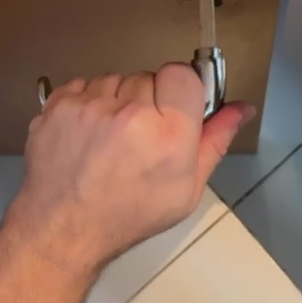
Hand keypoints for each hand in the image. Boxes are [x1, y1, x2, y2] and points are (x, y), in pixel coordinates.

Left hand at [4, 63, 252, 275]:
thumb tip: (243, 108)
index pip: (182, 74)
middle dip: (148, 100)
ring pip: (115, 79)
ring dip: (116, 100)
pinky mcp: (59, 104)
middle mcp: (130, 112)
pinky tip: (87, 134)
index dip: (179, 90)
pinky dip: (87, 102)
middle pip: (148, 77)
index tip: (172, 109)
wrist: (63, 228)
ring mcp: (90, 106)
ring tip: (110, 137)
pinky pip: (84, 85)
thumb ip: (215, 141)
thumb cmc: (130, 214)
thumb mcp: (186, 189)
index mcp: (169, 134)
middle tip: (139, 135)